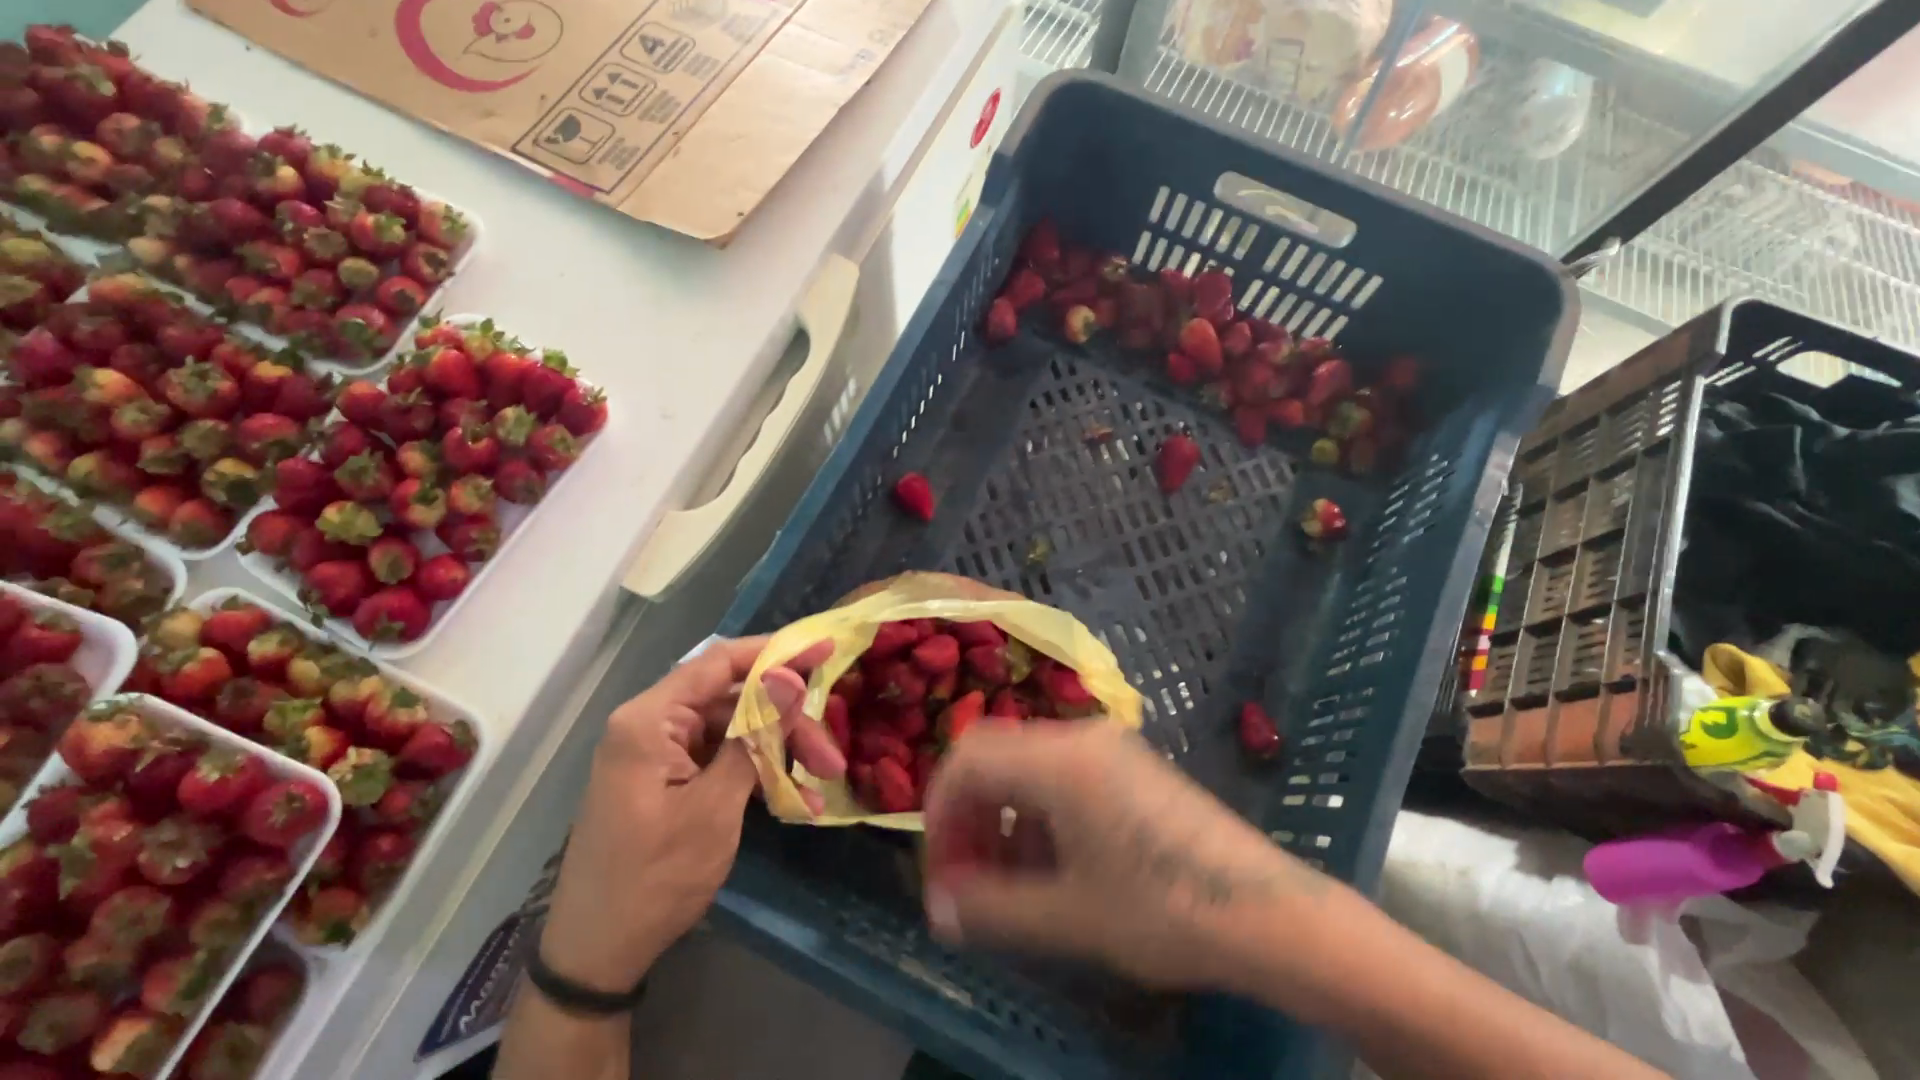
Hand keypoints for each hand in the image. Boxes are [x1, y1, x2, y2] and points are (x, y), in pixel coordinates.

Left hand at [539, 636, 842, 991]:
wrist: (598, 951)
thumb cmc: (654, 878)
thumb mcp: (715, 808)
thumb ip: (754, 737)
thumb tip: (790, 678)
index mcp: (650, 720)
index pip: (720, 663)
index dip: (775, 652)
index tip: (825, 649)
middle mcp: (651, 725)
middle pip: (732, 701)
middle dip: (787, 723)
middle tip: (831, 758)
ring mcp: (658, 754)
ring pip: (732, 731)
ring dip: (777, 753)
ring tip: (820, 785)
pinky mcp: (666, 780)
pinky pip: (719, 759)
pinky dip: (755, 773)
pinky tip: (793, 800)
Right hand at [921, 722, 1335, 991]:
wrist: (1269, 914)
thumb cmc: (1162, 910)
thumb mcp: (1066, 916)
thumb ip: (989, 908)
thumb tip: (935, 909)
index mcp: (1060, 760)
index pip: (966, 759)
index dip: (938, 813)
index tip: (939, 872)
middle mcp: (1082, 738)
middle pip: (995, 758)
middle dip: (968, 818)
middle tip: (965, 882)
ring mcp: (1112, 750)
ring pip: (1028, 769)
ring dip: (1002, 821)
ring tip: (1008, 886)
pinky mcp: (1134, 770)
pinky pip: (1063, 779)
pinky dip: (1039, 818)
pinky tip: (1052, 870)